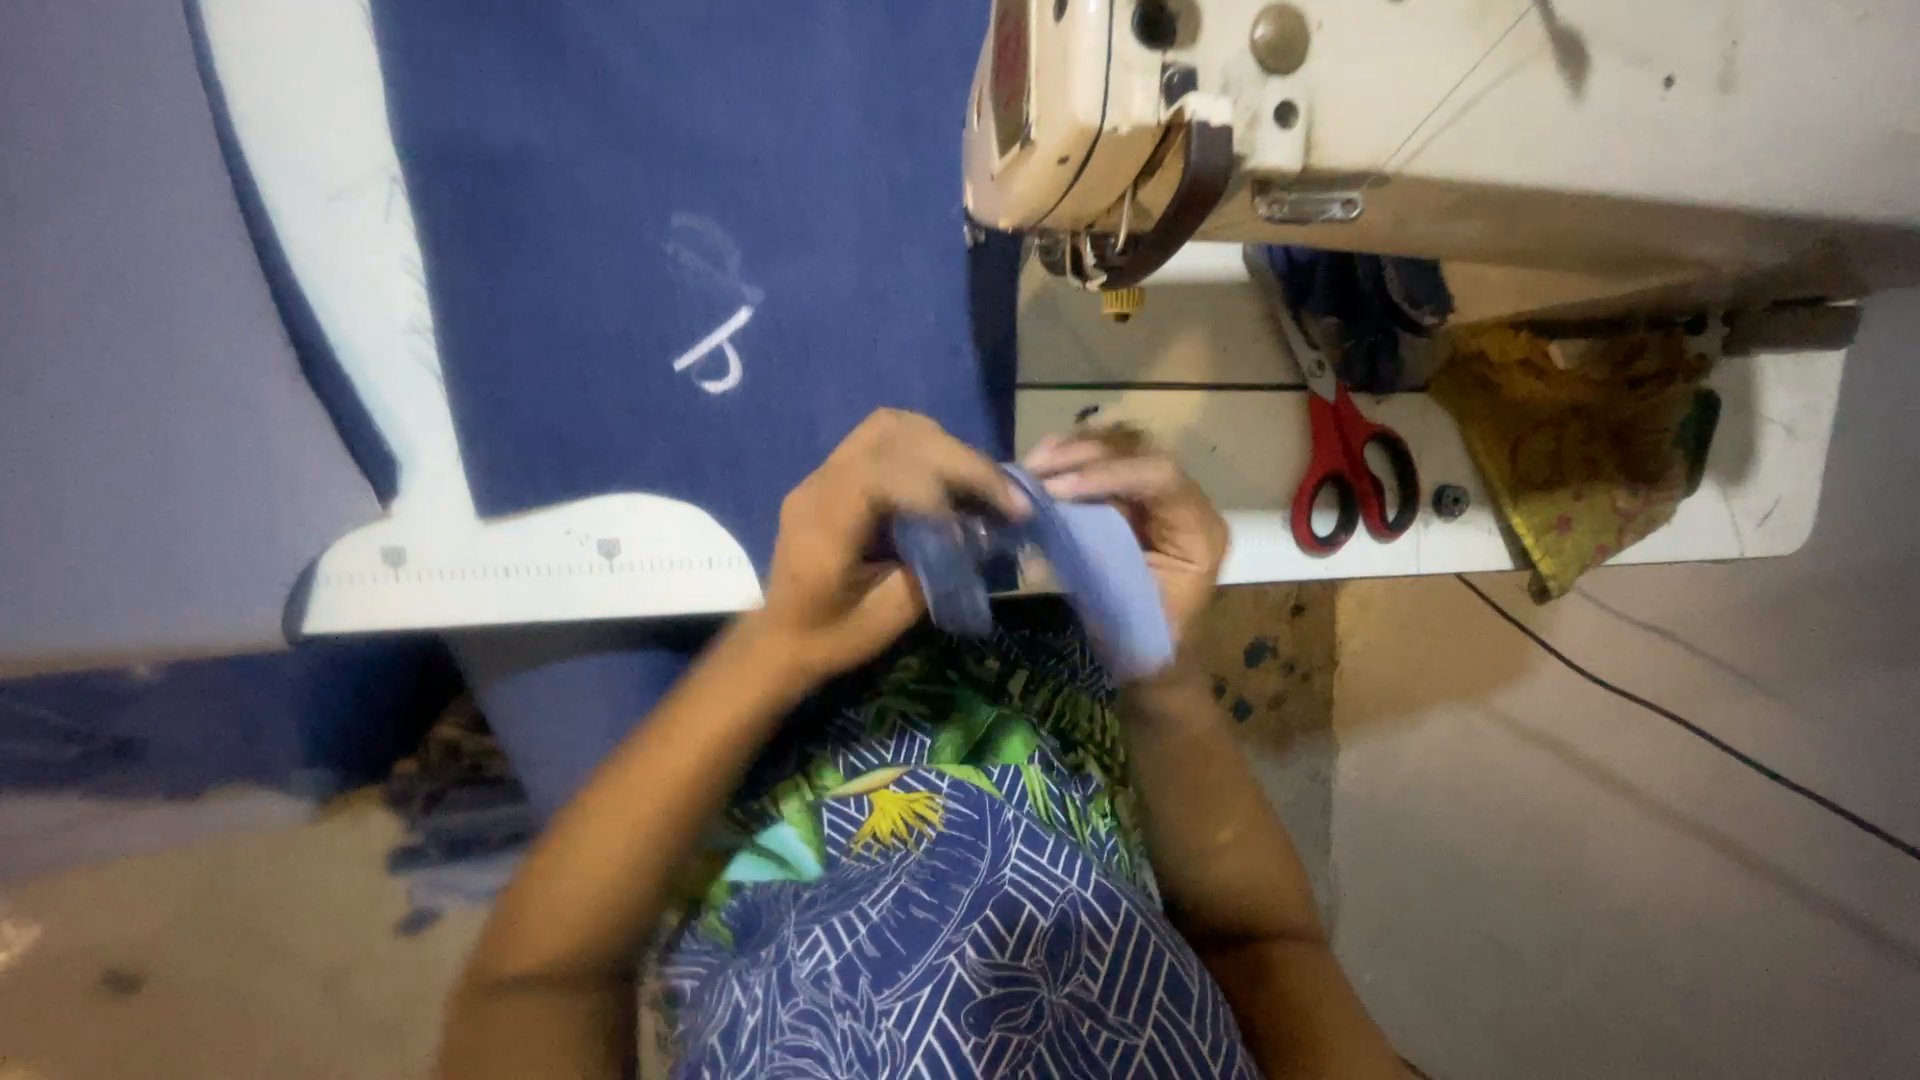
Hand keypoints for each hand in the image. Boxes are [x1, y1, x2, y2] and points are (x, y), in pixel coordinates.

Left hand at [751, 409, 1026, 685]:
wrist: (781, 639)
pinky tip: (953, 481)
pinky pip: (884, 438)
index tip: (976, 526)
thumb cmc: (831, 638)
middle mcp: (819, 486)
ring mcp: (823, 473)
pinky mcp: (835, 473)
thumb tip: (981, 532)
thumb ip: (934, 571)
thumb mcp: (888, 619)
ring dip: (945, 447)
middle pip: (893, 436)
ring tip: (982, 485)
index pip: (879, 473)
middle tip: (1007, 498)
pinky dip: (929, 449)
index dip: (936, 488)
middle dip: (959, 460)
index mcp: (823, 526)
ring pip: (890, 426)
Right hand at [1023, 426, 1228, 651]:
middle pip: (1139, 452)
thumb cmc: (1142, 640)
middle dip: (1083, 455)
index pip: (1160, 477)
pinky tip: (1039, 464)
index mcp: (1199, 532)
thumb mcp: (1123, 603)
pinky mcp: (1135, 498)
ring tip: (1033, 465)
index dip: (1107, 474)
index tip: (1057, 489)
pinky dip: (1070, 460)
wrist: (1151, 658)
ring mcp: (1160, 497)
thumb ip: (1096, 553)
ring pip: (1120, 449)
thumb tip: (1050, 512)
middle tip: (1035, 471)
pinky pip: (1104, 463)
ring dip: (1072, 451)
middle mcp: (1186, 504)